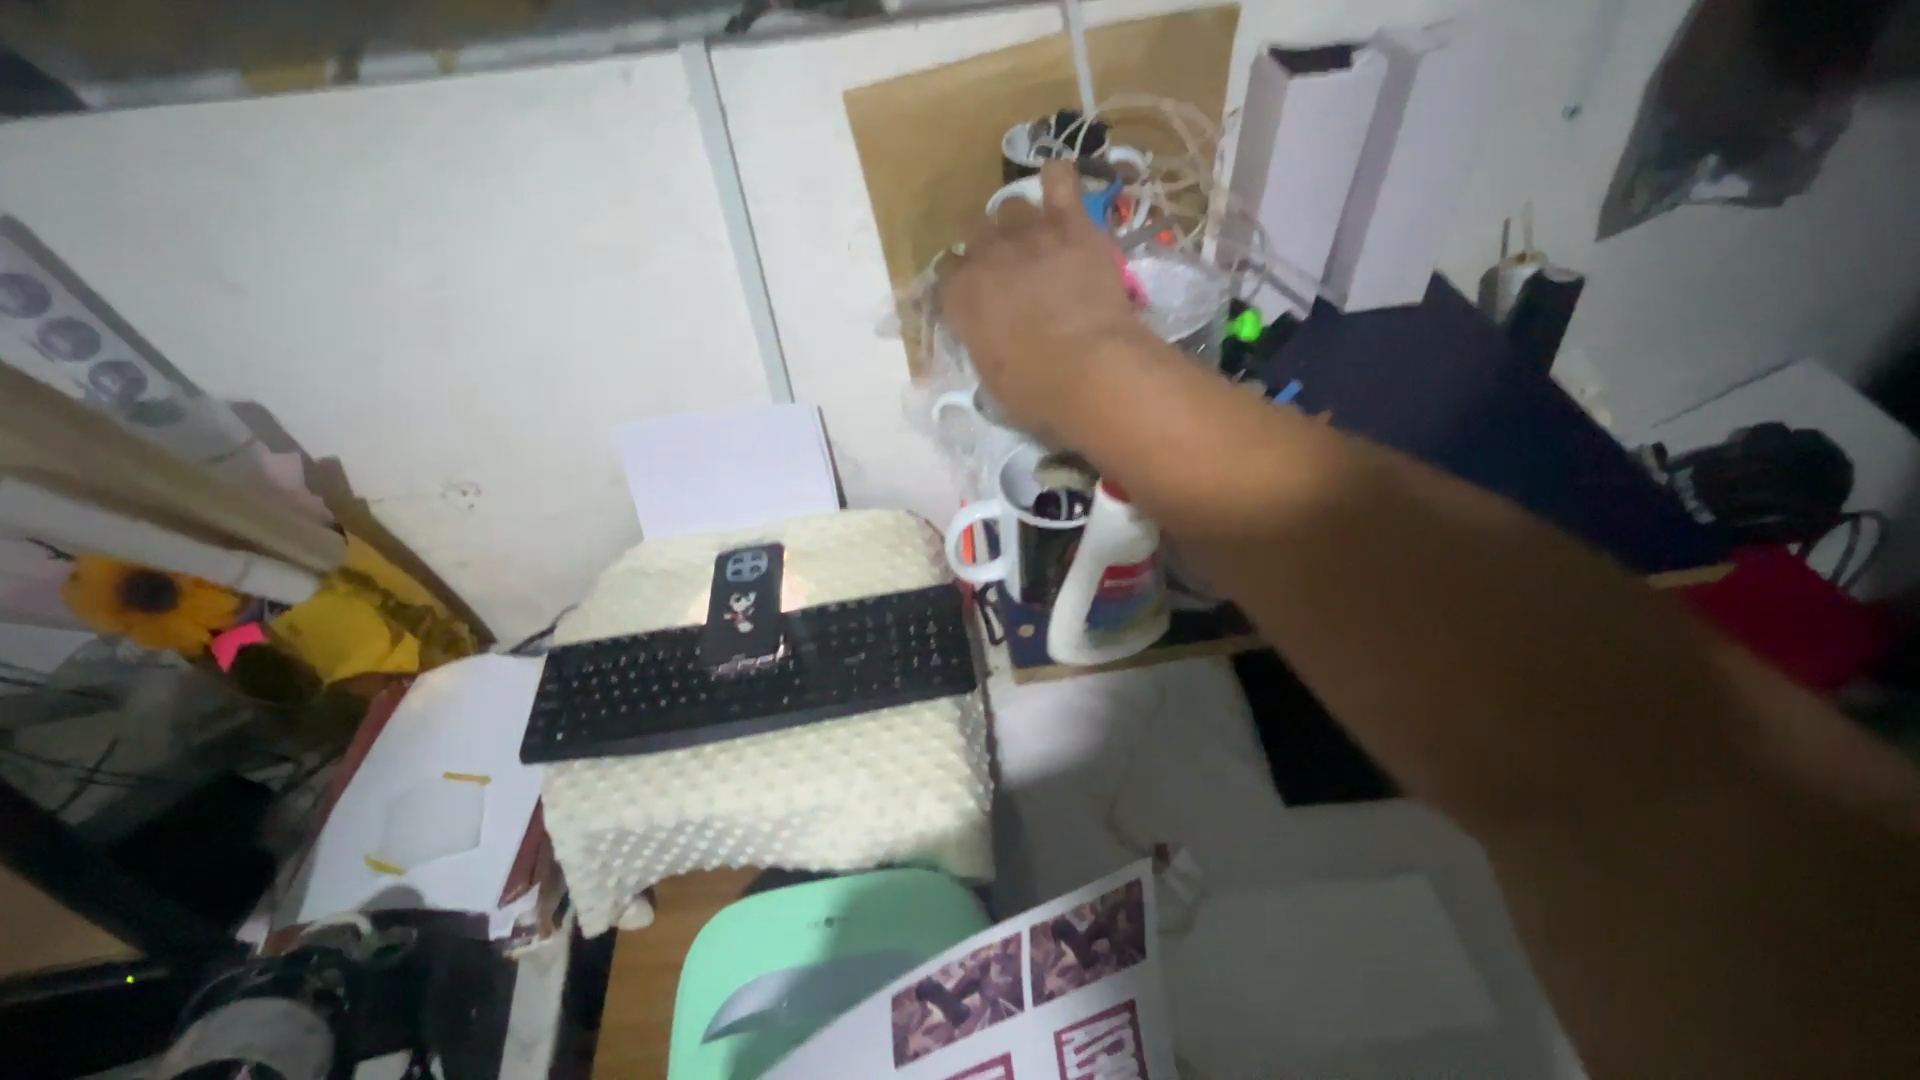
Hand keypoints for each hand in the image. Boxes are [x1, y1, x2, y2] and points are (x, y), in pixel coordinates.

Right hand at [939, 162, 1150, 435]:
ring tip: (1036, 237)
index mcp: (960, 298)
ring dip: (1019, 221)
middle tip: (1008, 266)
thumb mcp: (992, 379)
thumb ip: (983, 345)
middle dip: (986, 245)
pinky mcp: (1071, 225)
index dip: (961, 279)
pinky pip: (1059, 181)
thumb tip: (989, 340)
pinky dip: (1059, 181)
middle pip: (973, 230)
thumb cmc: (1037, 390)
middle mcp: (986, 258)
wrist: (1090, 367)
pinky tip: (1062, 190)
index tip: (975, 292)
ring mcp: (1029, 235)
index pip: (946, 272)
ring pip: (1011, 206)